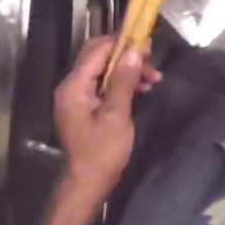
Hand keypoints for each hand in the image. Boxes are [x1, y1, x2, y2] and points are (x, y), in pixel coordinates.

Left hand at [54, 36, 160, 194]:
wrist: (89, 182)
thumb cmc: (103, 151)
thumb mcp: (117, 114)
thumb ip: (124, 80)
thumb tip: (135, 51)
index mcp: (74, 86)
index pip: (97, 51)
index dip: (121, 42)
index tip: (146, 43)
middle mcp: (71, 86)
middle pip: (98, 57)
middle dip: (126, 55)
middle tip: (151, 60)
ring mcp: (76, 96)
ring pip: (103, 70)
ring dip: (127, 70)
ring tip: (153, 78)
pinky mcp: (84, 106)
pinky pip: (102, 84)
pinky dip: (121, 82)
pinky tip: (141, 88)